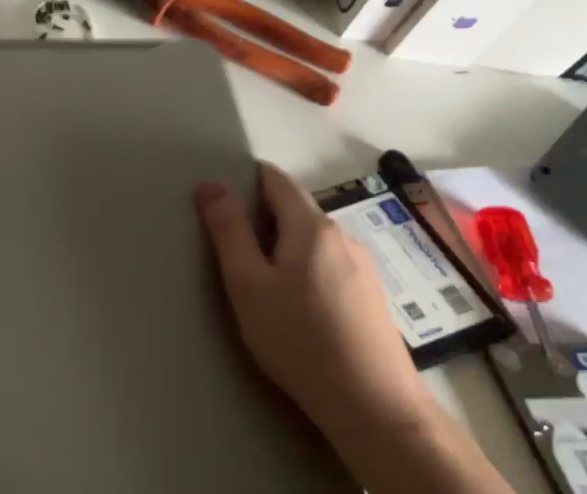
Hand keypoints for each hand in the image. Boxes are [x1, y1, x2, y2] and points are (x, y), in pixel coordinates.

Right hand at [195, 162, 435, 442]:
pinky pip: (329, 265)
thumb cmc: (299, 340)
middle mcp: (343, 236)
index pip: (275, 178)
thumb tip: (211, 184)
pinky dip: (306, 271)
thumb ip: (228, 230)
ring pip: (312, 240)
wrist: (375, 408)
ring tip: (263, 286)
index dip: (244, 181)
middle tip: (233, 255)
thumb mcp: (247, 284)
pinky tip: (298, 309)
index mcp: (312, 226)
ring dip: (284, 249)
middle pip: (294, 209)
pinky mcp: (372, 297)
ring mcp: (364, 268)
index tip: (221, 208)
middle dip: (262, 220)